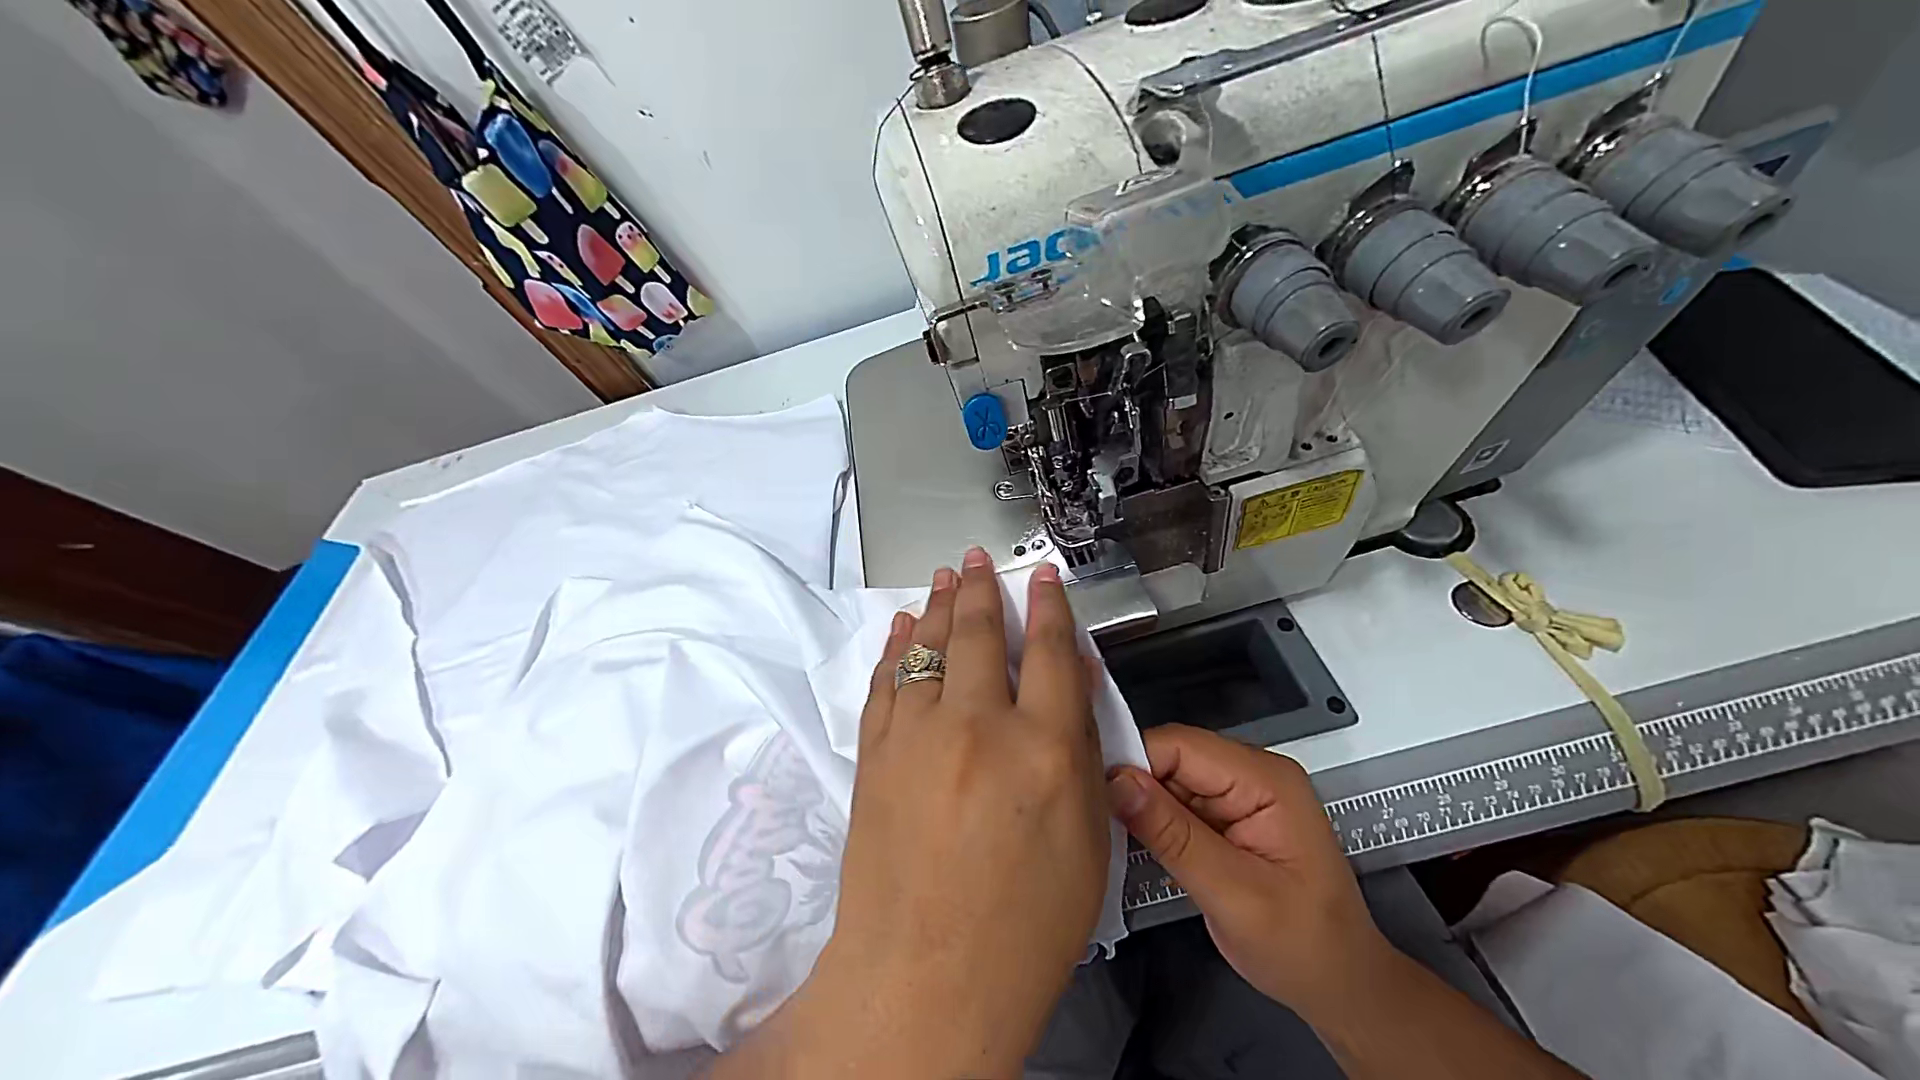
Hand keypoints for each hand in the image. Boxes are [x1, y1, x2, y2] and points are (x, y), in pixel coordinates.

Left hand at [718, 548, 1109, 1078]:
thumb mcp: (1085, 841)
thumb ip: (1080, 752)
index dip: (1049, 607)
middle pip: (978, 634)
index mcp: (1041, 748)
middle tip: (978, 558)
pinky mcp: (874, 756)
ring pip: (925, 647)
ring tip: (944, 576)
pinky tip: (899, 628)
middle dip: (982, 589)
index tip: (1043, 578)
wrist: (925, 980)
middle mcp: (976, 726)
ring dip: (936, 606)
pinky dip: (893, 649)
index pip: (1050, 652)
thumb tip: (1071, 684)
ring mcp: (916, 736)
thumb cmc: (1026, 927)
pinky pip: (885, 683)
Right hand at [1106, 724, 1391, 1014]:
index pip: (1180, 745)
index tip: (1097, 795)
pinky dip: (1151, 821)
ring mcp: (1236, 793)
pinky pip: (1172, 801)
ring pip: (1165, 778)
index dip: (1134, 762)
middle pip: (1170, 756)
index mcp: (1265, 780)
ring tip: (1117, 836)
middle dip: (1134, 785)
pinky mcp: (1222, 814)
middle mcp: (1250, 773)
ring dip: (1140, 805)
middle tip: (1101, 822)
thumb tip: (1118, 783)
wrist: (1340, 985)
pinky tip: (1138, 842)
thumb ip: (1174, 835)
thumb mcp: (1235, 895)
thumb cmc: (1305, 947)